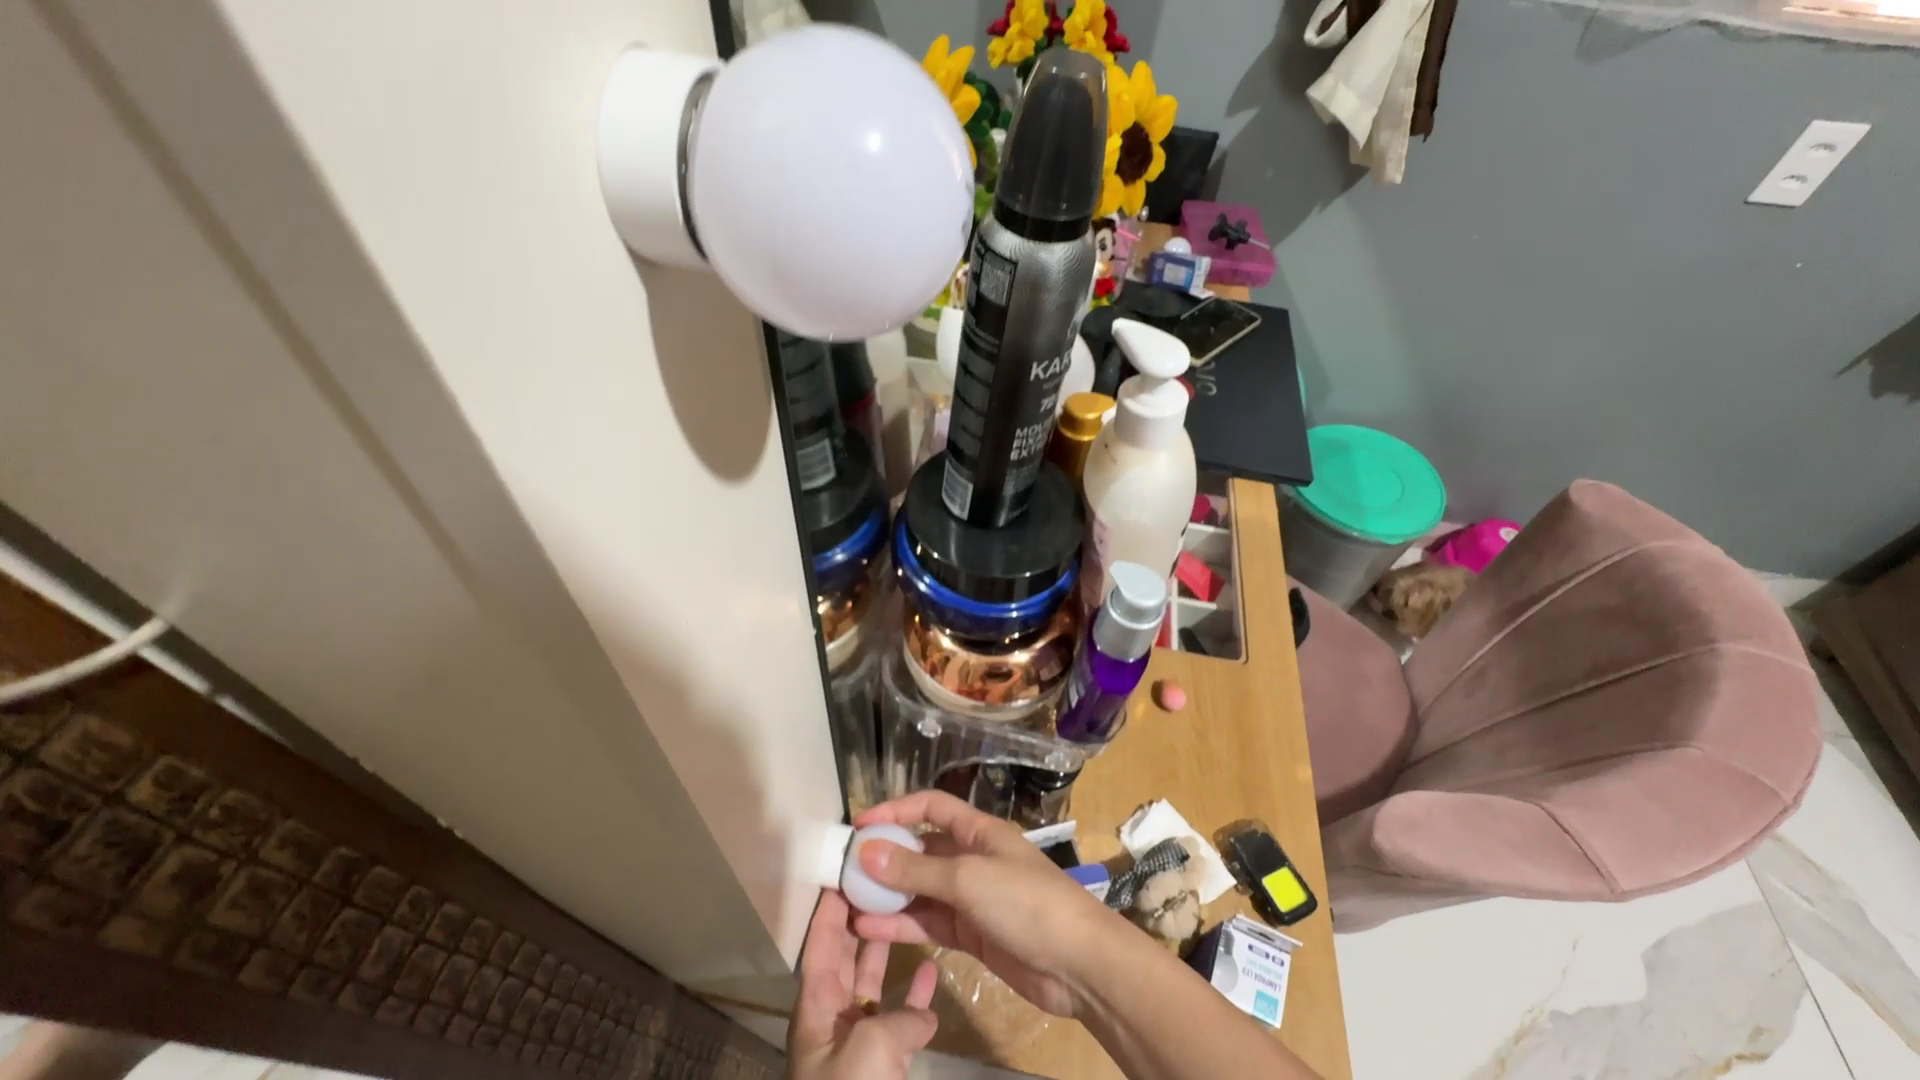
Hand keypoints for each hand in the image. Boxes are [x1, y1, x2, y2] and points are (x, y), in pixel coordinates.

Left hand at [788, 889, 938, 1079]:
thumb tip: (924, 1016)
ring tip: (901, 916)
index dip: (827, 914)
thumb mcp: (871, 1045)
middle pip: (842, 960)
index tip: (841, 878)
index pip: (818, 948)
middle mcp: (834, 1019)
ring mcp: (859, 1041)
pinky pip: (900, 1018)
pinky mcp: (884, 1063)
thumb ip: (900, 1016)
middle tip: (876, 885)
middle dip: (856, 923)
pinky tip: (931, 970)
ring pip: (870, 985)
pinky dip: (915, 994)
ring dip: (884, 952)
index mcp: (816, 1009)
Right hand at [850, 791, 1135, 1018]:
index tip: (860, 825)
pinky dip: (901, 924)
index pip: (932, 807)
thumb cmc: (1027, 903)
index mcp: (980, 832)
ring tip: (847, 902)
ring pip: (921, 890)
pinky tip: (870, 927)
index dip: (896, 810)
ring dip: (887, 894)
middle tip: (844, 870)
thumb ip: (916, 868)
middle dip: (885, 858)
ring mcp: (972, 899)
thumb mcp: (968, 879)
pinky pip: (929, 923)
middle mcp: (974, 859)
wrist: (1078, 964)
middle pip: (922, 850)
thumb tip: (866, 851)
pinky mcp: (971, 936)